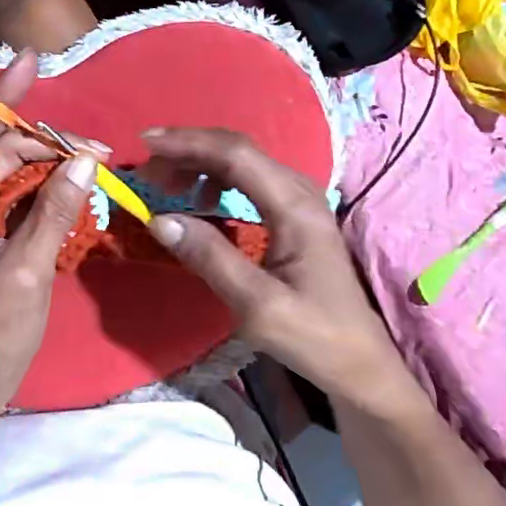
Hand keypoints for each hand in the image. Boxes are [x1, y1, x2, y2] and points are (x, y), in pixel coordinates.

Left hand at [0, 51, 98, 419]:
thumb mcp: (28, 271)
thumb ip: (53, 209)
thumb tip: (85, 159)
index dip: (0, 98)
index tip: (28, 59)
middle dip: (43, 140)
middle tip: (95, 149)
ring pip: (8, 164)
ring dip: (49, 159)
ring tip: (93, 163)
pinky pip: (15, 186)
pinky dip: (45, 179)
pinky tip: (74, 178)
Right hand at [142, 127, 416, 413]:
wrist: (358, 362)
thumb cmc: (313, 336)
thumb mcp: (256, 306)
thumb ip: (209, 257)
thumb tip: (158, 219)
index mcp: (295, 207)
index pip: (236, 154)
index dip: (189, 143)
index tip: (146, 144)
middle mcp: (299, 191)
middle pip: (238, 149)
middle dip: (188, 150)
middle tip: (147, 170)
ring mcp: (299, 200)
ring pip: (242, 161)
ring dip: (200, 163)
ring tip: (166, 185)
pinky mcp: (293, 213)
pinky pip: (249, 179)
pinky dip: (216, 179)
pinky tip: (200, 201)